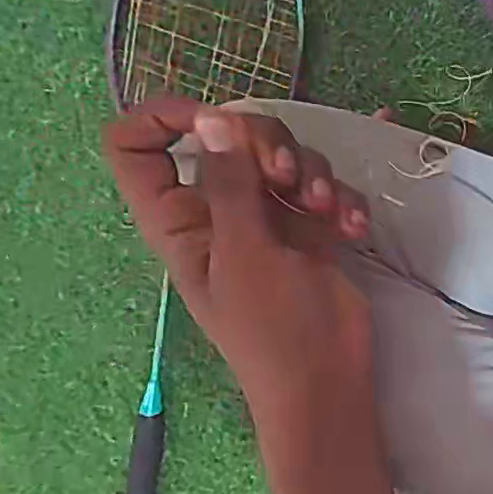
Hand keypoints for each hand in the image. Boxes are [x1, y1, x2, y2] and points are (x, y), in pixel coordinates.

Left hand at [102, 98, 374, 447]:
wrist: (327, 375)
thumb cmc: (271, 327)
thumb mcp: (245, 253)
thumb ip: (230, 183)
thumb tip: (214, 117)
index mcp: (180, 216)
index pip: (139, 148)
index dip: (166, 119)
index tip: (217, 119)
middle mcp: (222, 208)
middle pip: (232, 138)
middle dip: (268, 147)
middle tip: (287, 177)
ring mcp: (271, 216)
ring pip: (287, 159)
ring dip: (315, 176)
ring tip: (328, 210)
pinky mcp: (313, 226)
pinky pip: (326, 189)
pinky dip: (343, 201)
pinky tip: (353, 228)